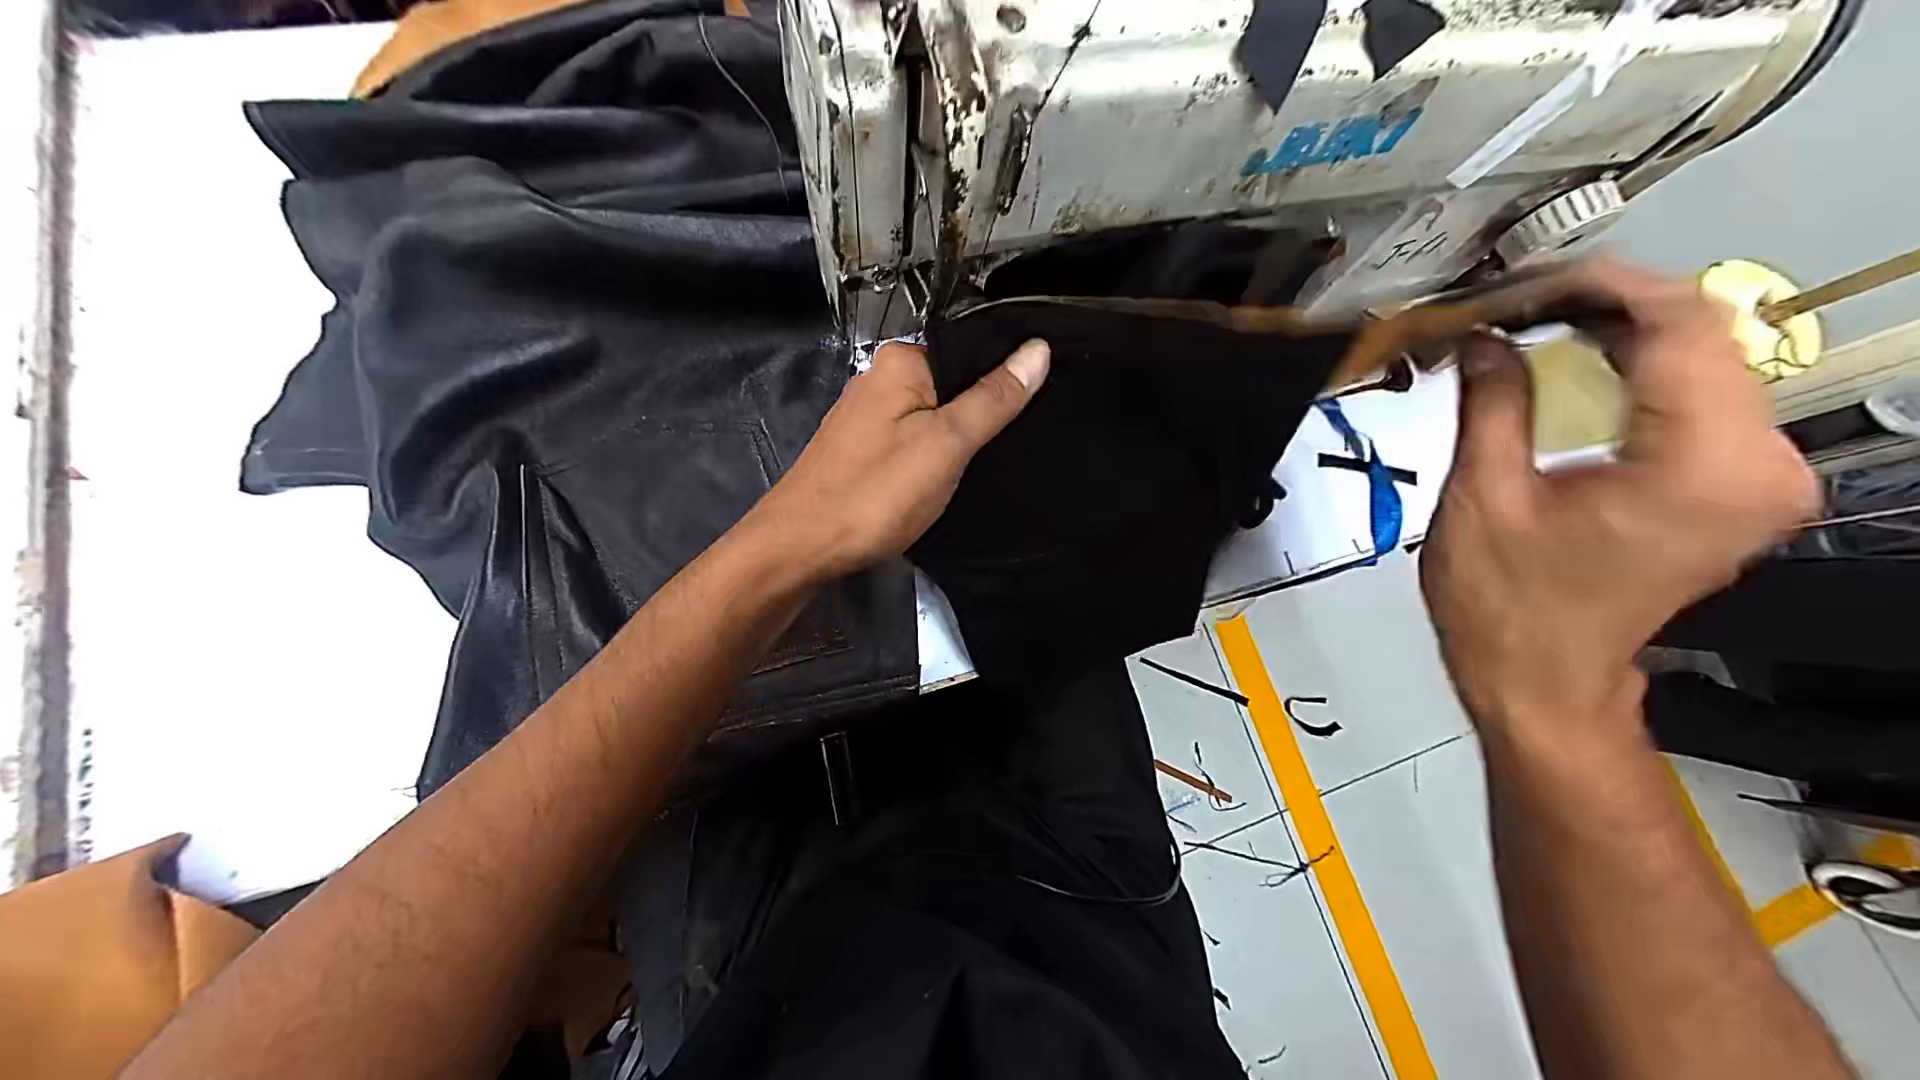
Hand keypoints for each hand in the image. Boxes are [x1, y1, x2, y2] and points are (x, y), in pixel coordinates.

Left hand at [745, 339, 1050, 579]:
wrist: (802, 546)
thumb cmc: (876, 493)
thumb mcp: (947, 444)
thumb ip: (993, 398)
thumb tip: (1038, 350)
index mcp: (901, 360)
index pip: (971, 351)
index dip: (1006, 378)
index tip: (1037, 410)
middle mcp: (878, 376)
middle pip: (950, 384)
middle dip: (982, 410)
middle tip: (1015, 443)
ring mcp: (866, 415)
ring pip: (931, 414)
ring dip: (957, 436)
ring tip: (986, 463)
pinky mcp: (861, 448)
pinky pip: (911, 438)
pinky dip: (931, 454)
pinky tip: (944, 477)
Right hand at [1420, 259, 1819, 730]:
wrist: (1538, 674)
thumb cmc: (1507, 605)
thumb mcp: (1481, 496)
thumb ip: (1493, 404)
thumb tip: (1488, 342)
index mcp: (1702, 467)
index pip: (1682, 328)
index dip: (1604, 289)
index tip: (1535, 283)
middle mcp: (1757, 467)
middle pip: (1704, 338)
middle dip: (1605, 311)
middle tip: (1519, 310)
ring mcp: (1754, 478)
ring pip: (1702, 363)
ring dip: (1615, 341)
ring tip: (1533, 336)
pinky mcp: (1730, 487)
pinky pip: (1694, 401)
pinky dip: (1630, 377)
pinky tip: (1569, 376)